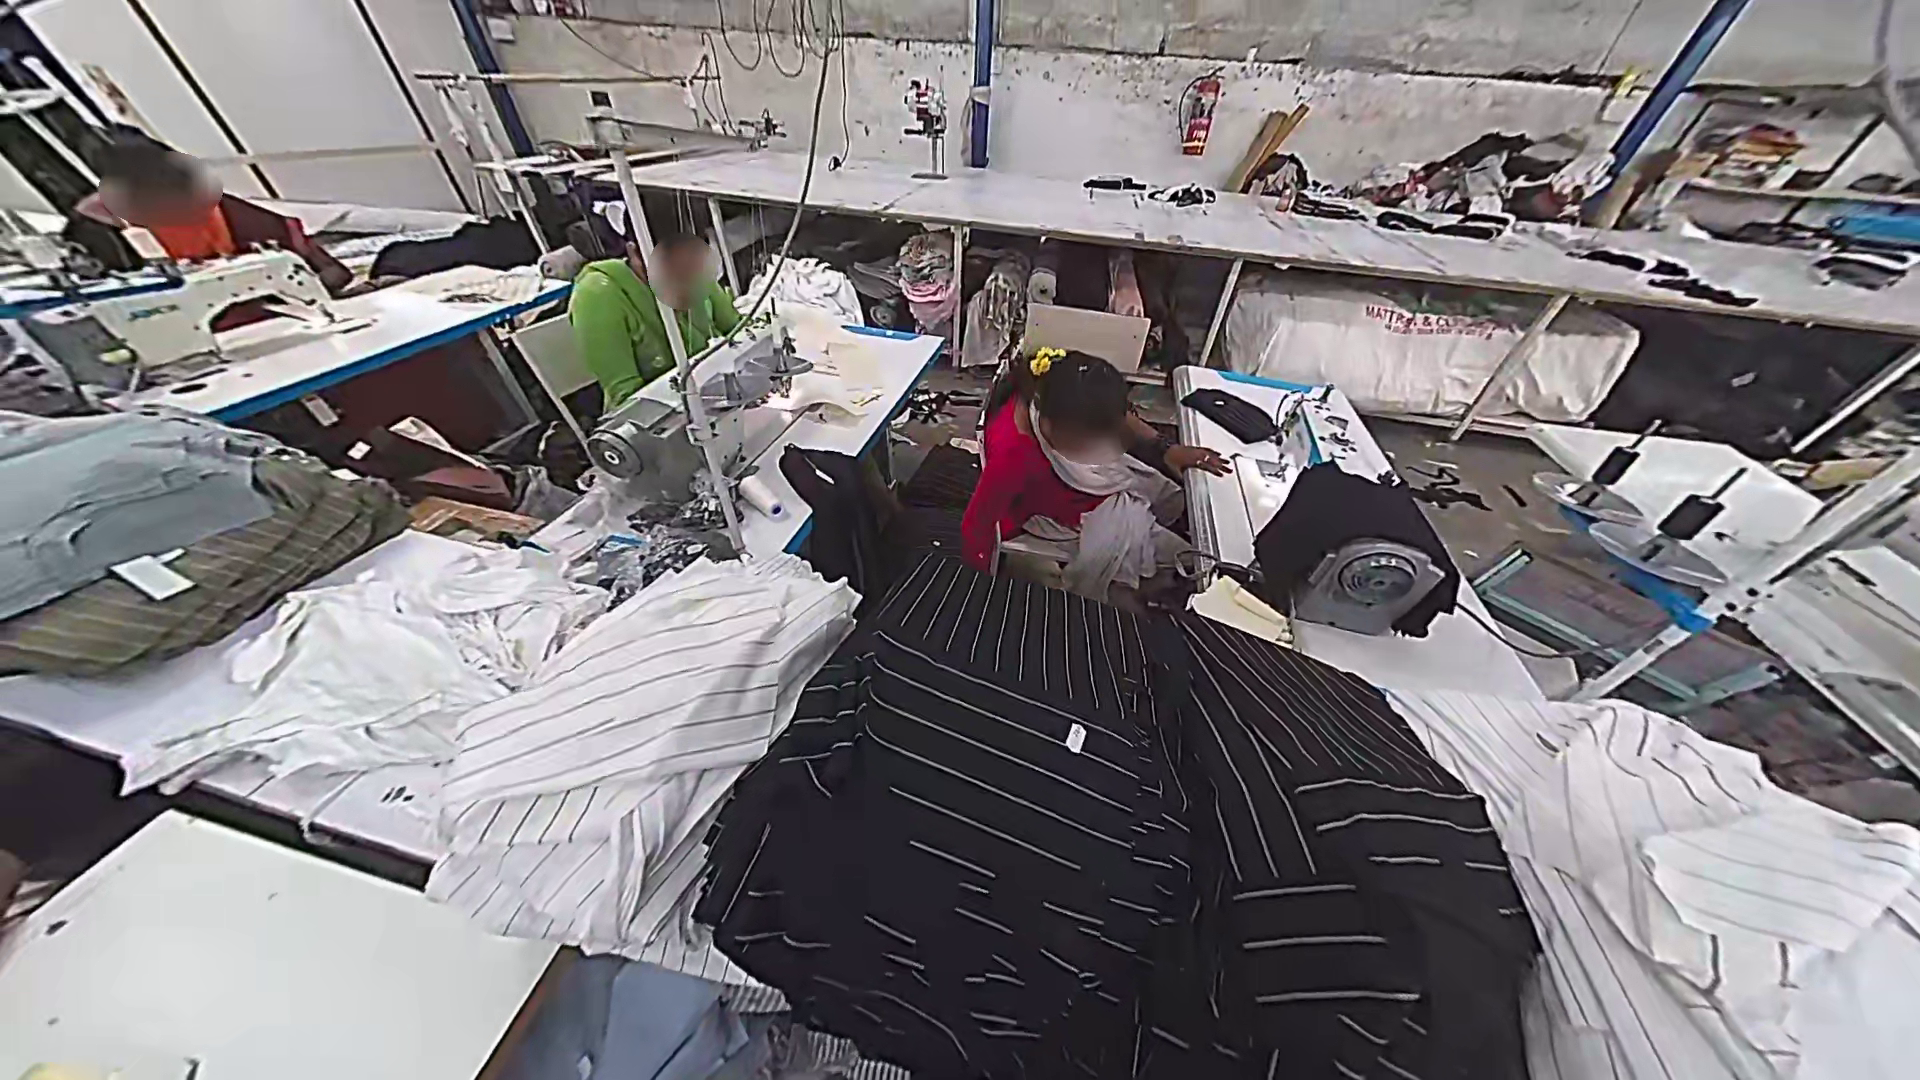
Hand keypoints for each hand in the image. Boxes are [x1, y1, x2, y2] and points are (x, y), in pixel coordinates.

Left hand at [1165, 444, 1230, 475]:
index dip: (1215, 471)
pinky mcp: (1194, 448)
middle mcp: (1196, 455)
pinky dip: (1213, 452)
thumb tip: (1186, 488)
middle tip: (1230, 470)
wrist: (1164, 450)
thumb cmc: (1168, 461)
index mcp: (1192, 461)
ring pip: (1210, 454)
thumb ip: (1182, 480)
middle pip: (1211, 460)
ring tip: (1227, 462)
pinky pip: (1206, 449)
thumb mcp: (1174, 472)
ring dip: (1219, 458)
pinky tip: (1217, 453)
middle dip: (1221, 465)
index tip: (1222, 474)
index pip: (1206, 467)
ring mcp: (1196, 451)